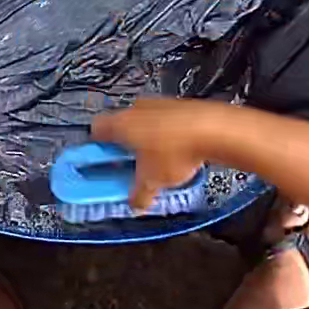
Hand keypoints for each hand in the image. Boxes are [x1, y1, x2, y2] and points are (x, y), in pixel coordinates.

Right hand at [92, 99, 230, 210]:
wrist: (213, 129)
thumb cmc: (175, 149)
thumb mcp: (152, 181)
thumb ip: (139, 195)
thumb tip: (135, 204)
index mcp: (120, 123)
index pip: (96, 130)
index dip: (97, 148)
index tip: (102, 162)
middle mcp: (134, 109)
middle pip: (120, 127)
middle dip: (124, 148)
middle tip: (130, 167)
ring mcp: (157, 104)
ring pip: (142, 123)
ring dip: (146, 141)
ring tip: (157, 163)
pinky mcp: (177, 106)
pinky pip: (163, 122)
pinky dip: (165, 136)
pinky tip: (177, 153)